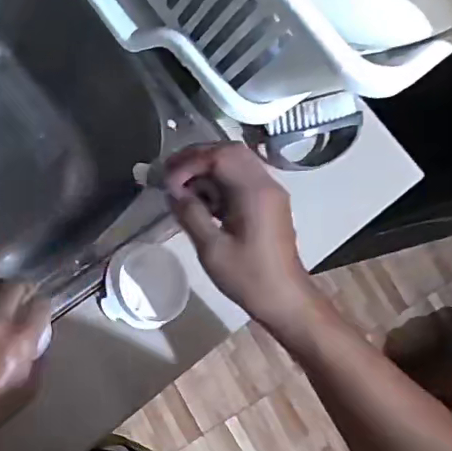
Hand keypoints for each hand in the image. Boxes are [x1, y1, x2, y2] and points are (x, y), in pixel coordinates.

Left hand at [0, 278, 49, 438]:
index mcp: (21, 339)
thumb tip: (40, 335)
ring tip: (1, 298)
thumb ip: (39, 354)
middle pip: (15, 285)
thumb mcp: (32, 383)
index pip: (40, 304)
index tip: (41, 311)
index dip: (43, 305)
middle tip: (24, 297)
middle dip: (24, 289)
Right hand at [160, 142, 318, 330]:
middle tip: (170, 175)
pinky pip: (242, 178)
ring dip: (207, 169)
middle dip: (197, 159)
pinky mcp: (269, 204)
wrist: (284, 298)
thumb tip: (173, 191)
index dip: (189, 163)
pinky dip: (219, 181)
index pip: (219, 156)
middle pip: (229, 152)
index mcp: (254, 192)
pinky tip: (203, 200)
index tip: (167, 181)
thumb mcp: (211, 248)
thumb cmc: (248, 277)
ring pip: (236, 163)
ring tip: (182, 188)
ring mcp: (271, 192)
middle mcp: (266, 184)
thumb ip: (190, 213)